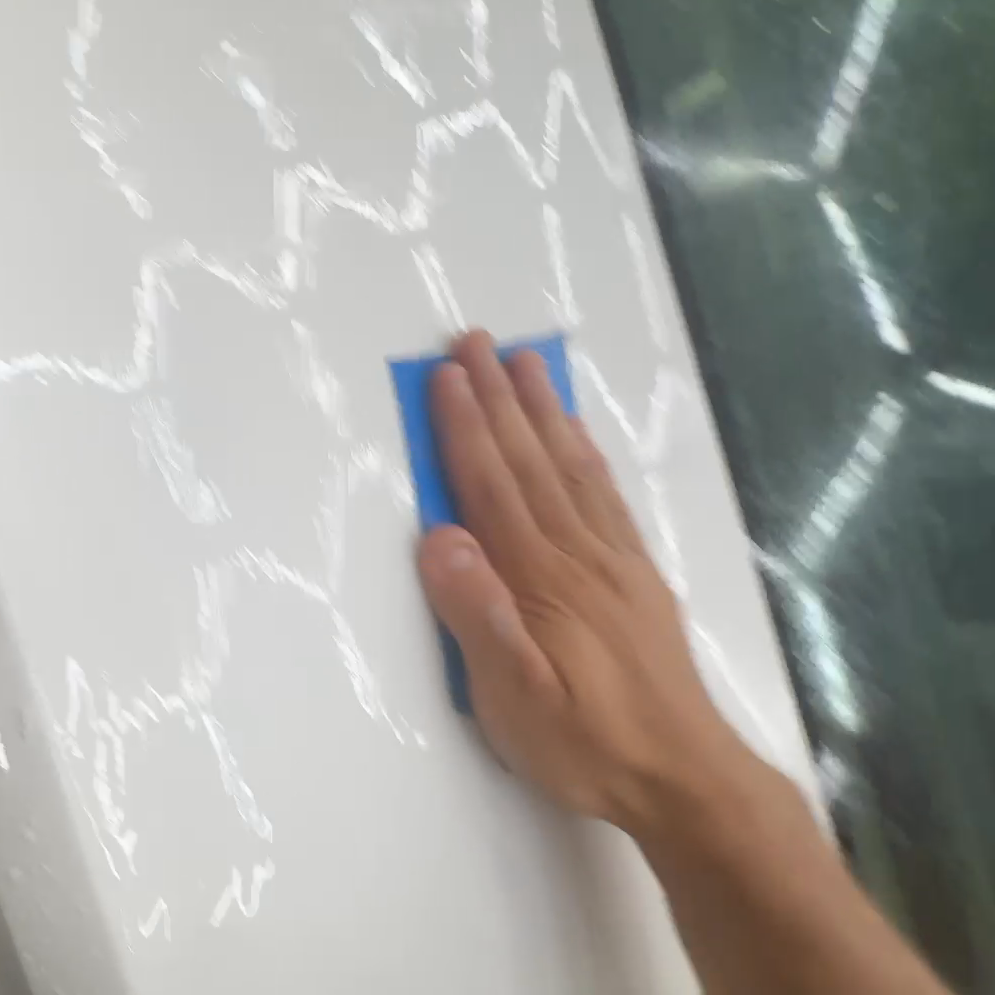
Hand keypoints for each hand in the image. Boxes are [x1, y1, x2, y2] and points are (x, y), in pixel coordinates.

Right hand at [416, 330, 763, 835]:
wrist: (684, 782)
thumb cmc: (580, 739)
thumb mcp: (511, 695)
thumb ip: (475, 615)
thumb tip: (438, 538)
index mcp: (538, 576)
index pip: (492, 484)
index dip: (465, 426)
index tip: (444, 375)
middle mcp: (576, 552)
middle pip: (528, 460)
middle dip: (497, 397)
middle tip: (475, 340)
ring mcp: (611, 560)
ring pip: (568, 467)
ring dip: (541, 410)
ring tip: (524, 363)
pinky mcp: (632, 574)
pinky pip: (604, 496)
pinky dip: (583, 452)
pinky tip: (572, 434)